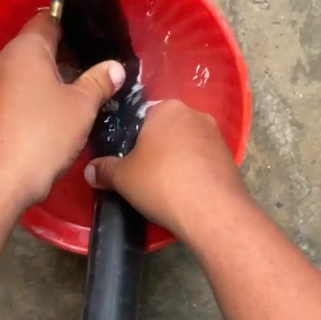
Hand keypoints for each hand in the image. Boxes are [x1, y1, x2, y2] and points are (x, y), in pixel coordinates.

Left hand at [0, 13, 125, 207]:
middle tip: (102, 67)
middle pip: (41, 46)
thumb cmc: (43, 134)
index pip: (50, 18)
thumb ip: (99, 82)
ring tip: (89, 91)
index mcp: (26, 48)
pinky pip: (24, 94)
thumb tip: (115, 67)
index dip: (75, 23)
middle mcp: (6, 60)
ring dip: (58, 79)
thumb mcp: (81, 107)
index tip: (99, 35)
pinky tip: (65, 114)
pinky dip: (44, 98)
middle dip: (70, 55)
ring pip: (33, 73)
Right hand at [84, 100, 246, 239]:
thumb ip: (105, 170)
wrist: (211, 210)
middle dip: (158, 150)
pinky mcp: (231, 160)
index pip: (144, 116)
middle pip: (168, 130)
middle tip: (145, 175)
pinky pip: (205, 164)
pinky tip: (187, 195)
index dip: (134, 138)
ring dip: (178, 163)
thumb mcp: (123, 178)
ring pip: (189, 147)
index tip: (129, 159)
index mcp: (167, 108)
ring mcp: (217, 137)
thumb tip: (90, 171)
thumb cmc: (161, 182)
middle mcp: (196, 115)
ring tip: (166, 189)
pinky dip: (195, 175)